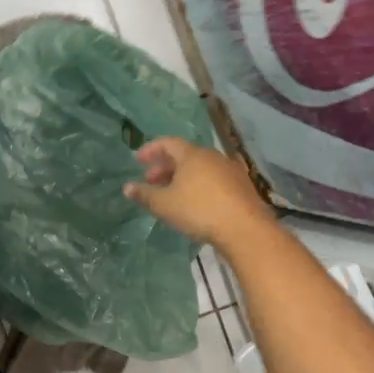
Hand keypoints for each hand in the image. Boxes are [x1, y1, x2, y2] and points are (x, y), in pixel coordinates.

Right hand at [124, 137, 275, 246]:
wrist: (246, 230)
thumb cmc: (199, 210)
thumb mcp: (164, 204)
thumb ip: (144, 194)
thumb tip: (127, 187)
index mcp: (192, 155)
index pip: (167, 142)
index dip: (150, 149)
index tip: (138, 160)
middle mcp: (212, 157)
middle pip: (184, 155)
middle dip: (165, 167)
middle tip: (151, 181)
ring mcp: (230, 171)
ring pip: (200, 168)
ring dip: (182, 177)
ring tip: (171, 194)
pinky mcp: (242, 187)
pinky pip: (213, 179)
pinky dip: (198, 185)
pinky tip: (194, 203)